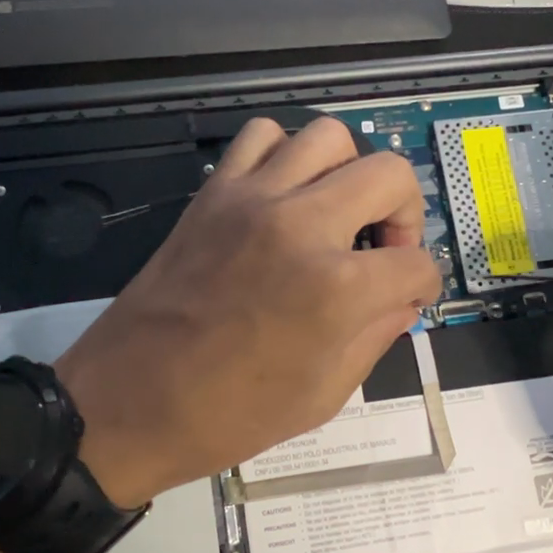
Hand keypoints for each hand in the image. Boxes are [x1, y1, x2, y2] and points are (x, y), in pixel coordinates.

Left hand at [55, 117, 441, 506]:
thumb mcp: (323, 395)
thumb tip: (402, 299)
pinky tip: (283, 195)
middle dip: (403, 213)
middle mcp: (302, 225)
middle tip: (381, 249)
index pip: (416, 263)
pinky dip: (285, 154)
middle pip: (389, 174)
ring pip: (329, 136)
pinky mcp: (212, 192)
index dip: (422, 284)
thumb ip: (375, 336)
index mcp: (337, 288)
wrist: (130, 403)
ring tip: (335, 214)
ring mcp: (252, 199)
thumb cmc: (229, 416)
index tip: (407, 296)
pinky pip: (261, 136)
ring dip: (348, 172)